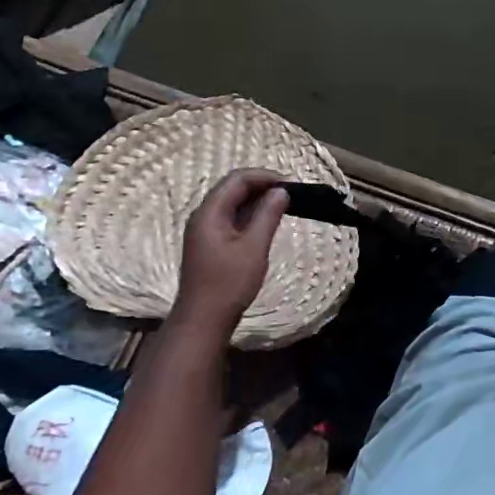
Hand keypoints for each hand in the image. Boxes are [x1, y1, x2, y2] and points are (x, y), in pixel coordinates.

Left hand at [174, 169, 288, 329]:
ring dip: (256, 200)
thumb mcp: (254, 247)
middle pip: (231, 188)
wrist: (204, 318)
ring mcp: (204, 230)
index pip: (236, 180)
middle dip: (261, 185)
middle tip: (290, 193)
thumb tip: (281, 191)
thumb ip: (267, 216)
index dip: (264, 176)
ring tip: (283, 205)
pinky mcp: (209, 243)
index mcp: (209, 213)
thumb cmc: (229, 283)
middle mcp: (203, 216)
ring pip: (231, 203)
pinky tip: (266, 222)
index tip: (291, 183)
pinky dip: (249, 214)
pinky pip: (230, 218)